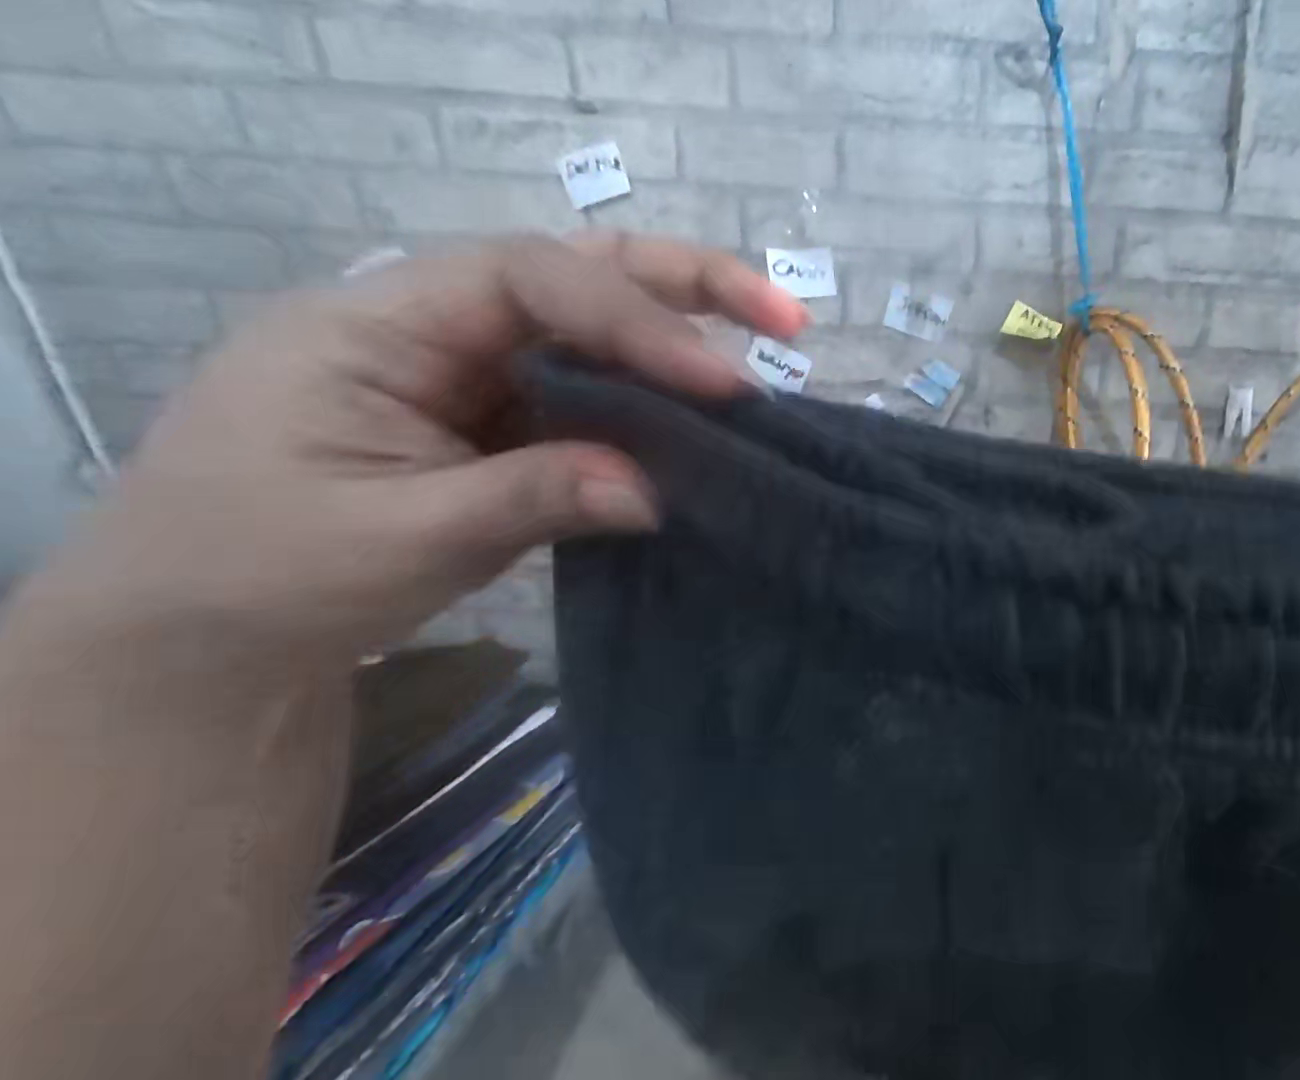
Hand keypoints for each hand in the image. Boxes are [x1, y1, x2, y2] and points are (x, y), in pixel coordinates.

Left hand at [44, 231, 808, 672]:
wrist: (216, 631)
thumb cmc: (267, 572)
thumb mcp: (400, 535)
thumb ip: (530, 497)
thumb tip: (655, 490)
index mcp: (380, 322)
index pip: (532, 281)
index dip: (638, 323)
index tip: (723, 384)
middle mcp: (438, 325)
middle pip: (577, 271)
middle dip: (687, 285)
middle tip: (786, 317)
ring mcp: (479, 373)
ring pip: (597, 329)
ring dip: (685, 336)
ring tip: (773, 348)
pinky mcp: (510, 421)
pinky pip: (597, 397)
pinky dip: (659, 406)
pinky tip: (707, 422)